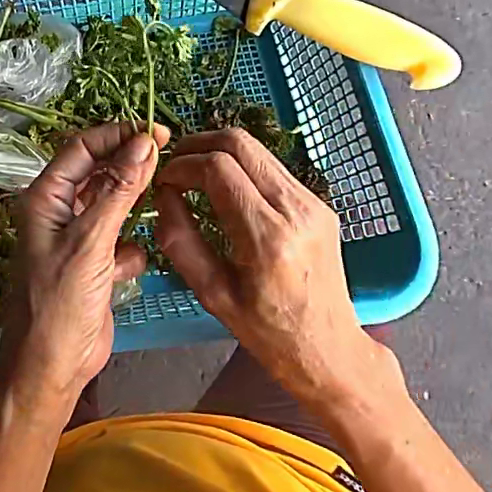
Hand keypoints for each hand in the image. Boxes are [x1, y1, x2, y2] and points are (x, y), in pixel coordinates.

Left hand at [1, 122, 169, 407]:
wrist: (52, 369)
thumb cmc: (60, 304)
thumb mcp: (91, 242)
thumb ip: (119, 190)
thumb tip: (144, 143)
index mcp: (45, 199)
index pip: (82, 148)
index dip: (118, 134)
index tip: (157, 132)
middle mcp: (60, 212)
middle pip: (100, 171)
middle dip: (132, 165)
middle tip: (168, 155)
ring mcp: (78, 238)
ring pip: (114, 205)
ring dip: (135, 205)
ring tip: (160, 204)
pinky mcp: (95, 263)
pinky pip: (121, 239)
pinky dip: (131, 247)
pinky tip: (131, 266)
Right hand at [154, 128, 387, 401]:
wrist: (328, 347)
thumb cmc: (267, 333)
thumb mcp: (212, 294)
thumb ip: (181, 240)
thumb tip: (164, 195)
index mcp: (267, 238)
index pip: (218, 168)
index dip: (183, 165)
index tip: (164, 180)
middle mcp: (296, 210)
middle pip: (241, 143)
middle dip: (199, 144)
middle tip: (175, 165)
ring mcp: (313, 202)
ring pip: (259, 150)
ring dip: (221, 152)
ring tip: (195, 174)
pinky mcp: (320, 203)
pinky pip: (274, 169)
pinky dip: (244, 167)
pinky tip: (226, 189)